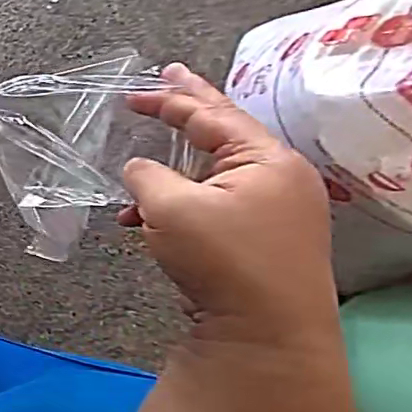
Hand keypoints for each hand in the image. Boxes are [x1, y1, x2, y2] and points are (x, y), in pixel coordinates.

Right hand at [118, 63, 336, 344]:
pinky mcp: (261, 239)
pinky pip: (214, 204)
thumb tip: (138, 168)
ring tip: (140, 173)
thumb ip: (147, 176)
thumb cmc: (224, 261)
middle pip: (223, 132)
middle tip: (168, 77)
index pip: (210, 114)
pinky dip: (179, 206)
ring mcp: (274, 210)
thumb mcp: (171, 209)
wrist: (268, 335)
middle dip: (189, 108)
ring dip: (170, 175)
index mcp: (265, 159)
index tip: (133, 93)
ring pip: (213, 174)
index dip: (167, 100)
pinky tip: (147, 222)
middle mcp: (278, 177)